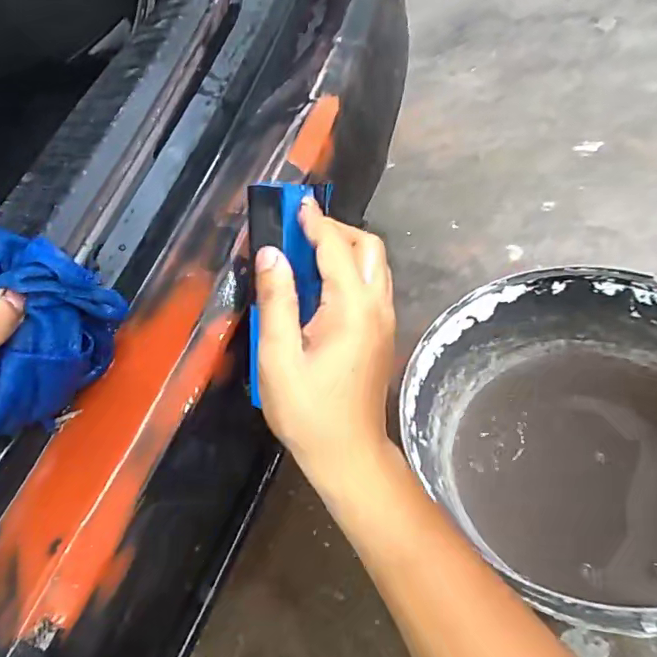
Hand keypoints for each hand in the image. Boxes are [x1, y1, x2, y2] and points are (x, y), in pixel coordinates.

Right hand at [254, 199, 399, 491]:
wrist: (348, 452)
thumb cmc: (308, 411)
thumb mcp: (278, 357)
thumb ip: (277, 300)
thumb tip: (271, 254)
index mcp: (352, 309)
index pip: (336, 248)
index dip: (314, 222)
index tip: (295, 204)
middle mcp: (377, 307)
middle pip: (368, 248)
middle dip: (336, 230)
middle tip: (299, 232)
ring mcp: (385, 321)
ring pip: (375, 266)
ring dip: (346, 249)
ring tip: (307, 253)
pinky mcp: (383, 334)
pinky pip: (372, 286)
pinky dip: (351, 271)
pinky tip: (322, 285)